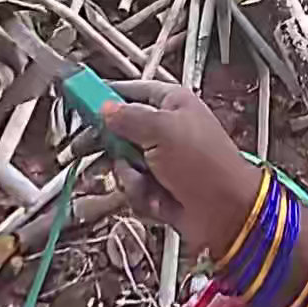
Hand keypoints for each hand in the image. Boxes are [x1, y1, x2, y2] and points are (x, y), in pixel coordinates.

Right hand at [101, 80, 262, 254]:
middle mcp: (164, 128)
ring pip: (123, 163)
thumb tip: (104, 108)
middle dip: (113, 148)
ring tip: (149, 184)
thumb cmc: (204, 163)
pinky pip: (133, 188)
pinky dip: (142, 197)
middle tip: (88, 152)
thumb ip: (128, 118)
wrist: (229, 214)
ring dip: (131, 178)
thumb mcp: (162, 131)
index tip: (77, 102)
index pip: (129, 92)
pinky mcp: (160, 187)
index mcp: (170, 102)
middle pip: (119, 131)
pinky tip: (159, 201)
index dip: (104, 97)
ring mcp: (162, 159)